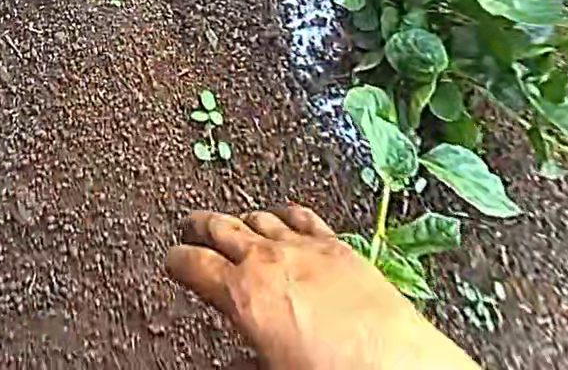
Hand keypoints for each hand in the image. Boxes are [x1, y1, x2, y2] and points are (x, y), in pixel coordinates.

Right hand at [165, 206, 478, 369]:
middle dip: (200, 225)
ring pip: (257, 218)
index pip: (196, 265)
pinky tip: (280, 215)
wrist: (395, 367)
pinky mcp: (333, 243)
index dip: (178, 259)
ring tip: (231, 221)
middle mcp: (266, 259)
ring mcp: (300, 245)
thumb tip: (229, 361)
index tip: (171, 257)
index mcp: (244, 294)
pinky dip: (283, 214)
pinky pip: (299, 216)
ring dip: (239, 219)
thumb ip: (242, 360)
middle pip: (221, 228)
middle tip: (188, 225)